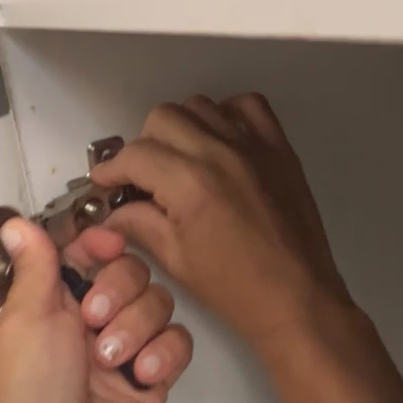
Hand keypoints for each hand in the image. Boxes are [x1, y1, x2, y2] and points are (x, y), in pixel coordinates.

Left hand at [0, 217, 193, 402]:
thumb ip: (34, 265)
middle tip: (95, 320)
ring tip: (113, 360)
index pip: (86, 254)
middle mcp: (88, 325)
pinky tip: (141, 375)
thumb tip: (16, 225)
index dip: (100, 245)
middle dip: (120, 290)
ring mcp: (123, 351)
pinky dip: (164, 353)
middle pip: (130, 271)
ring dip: (137, 326)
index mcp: (50, 308)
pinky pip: (178, 341)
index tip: (105, 247)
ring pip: (157, 301)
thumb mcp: (23, 321)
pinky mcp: (152, 379)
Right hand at [90, 93, 353, 357]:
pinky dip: (228, 113)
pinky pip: (249, 105)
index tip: (106, 181)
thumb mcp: (176, 260)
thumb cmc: (238, 288)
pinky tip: (221, 140)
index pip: (136, 154)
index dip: (112, 168)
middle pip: (164, 117)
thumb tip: (113, 211)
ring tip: (181, 160)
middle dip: (144, 144)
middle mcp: (221, 152)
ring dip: (183, 127)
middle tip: (144, 175)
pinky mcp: (279, 146)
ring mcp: (253, 145)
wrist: (297, 296)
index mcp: (192, 183)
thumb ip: (139, 224)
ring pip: (201, 105)